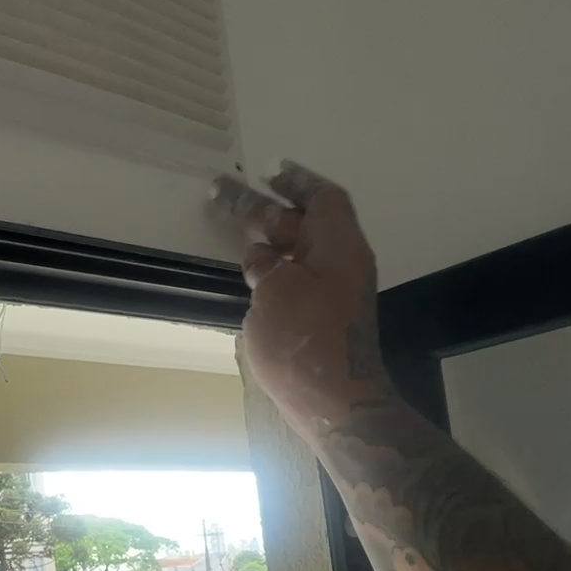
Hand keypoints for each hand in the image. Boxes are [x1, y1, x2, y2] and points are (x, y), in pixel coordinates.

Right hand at [208, 163, 396, 438]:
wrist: (334, 400)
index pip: (321, 199)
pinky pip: (295, 279)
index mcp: (337, 246)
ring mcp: (333, 294)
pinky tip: (252, 277)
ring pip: (299, 253)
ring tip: (240, 232)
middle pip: (305, 224)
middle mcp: (340, 264)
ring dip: (271, 241)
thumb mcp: (274, 293)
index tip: (270, 170)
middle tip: (230, 196)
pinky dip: (273, 270)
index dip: (296, 181)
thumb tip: (258, 257)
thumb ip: (264, 266)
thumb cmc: (305, 341)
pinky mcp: (321, 321)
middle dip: (269, 209)